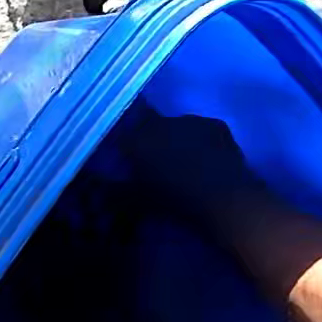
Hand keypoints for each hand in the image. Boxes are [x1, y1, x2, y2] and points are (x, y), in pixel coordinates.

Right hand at [113, 105, 268, 240]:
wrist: (222, 199)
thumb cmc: (175, 201)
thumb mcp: (138, 201)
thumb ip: (116, 191)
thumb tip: (100, 189)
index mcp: (138, 139)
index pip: (123, 136)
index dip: (126, 148)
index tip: (129, 160)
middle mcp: (162, 122)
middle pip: (150, 125)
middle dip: (151, 139)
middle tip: (157, 160)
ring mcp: (191, 120)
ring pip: (178, 126)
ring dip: (177, 137)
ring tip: (185, 160)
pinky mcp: (216, 124)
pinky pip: (203, 129)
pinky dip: (202, 139)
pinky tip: (208, 157)